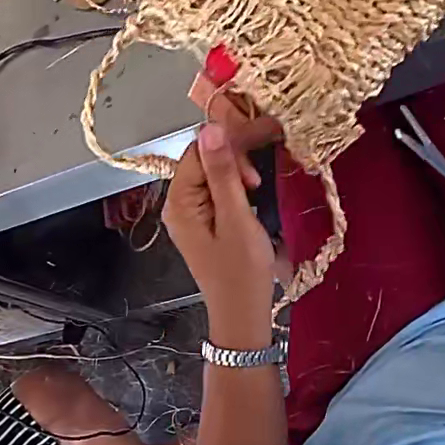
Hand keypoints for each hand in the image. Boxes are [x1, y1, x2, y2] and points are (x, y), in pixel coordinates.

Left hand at [165, 123, 276, 348]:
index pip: (199, 150)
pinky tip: (250, 194)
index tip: (266, 135)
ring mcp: (191, 212)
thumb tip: (211, 128)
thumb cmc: (241, 273)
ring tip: (257, 186)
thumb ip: (223, 173)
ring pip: (212, 172)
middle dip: (234, 154)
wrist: (242, 315)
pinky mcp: (205, 221)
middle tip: (261, 174)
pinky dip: (235, 185)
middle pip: (203, 158)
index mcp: (179, 202)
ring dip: (237, 169)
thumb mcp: (236, 219)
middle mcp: (178, 203)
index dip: (231, 139)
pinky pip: (216, 189)